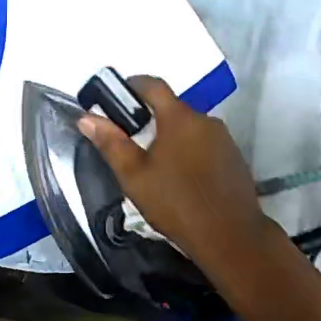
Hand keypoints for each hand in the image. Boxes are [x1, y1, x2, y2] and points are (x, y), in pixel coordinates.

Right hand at [76, 75, 280, 276]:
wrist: (228, 235)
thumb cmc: (174, 203)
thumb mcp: (133, 176)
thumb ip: (111, 143)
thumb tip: (86, 118)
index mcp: (179, 119)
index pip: (154, 86)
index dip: (132, 85)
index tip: (115, 95)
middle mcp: (205, 120)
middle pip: (172, 109)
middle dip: (149, 119)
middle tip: (128, 143)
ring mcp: (224, 139)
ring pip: (189, 129)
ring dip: (169, 138)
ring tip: (153, 166)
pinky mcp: (233, 158)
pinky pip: (204, 145)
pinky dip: (187, 153)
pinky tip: (178, 179)